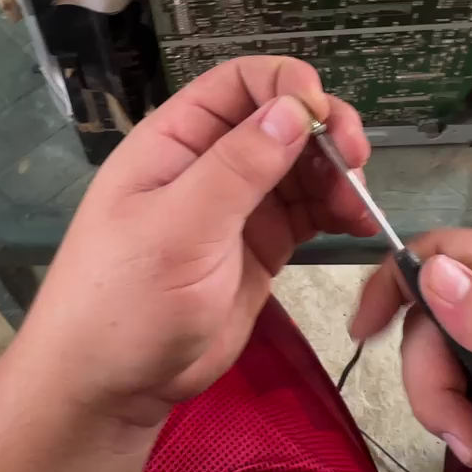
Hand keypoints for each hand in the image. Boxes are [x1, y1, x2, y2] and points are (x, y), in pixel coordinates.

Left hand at [17, 57, 375, 426]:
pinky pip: (308, 211)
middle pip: (280, 120)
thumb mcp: (179, 228)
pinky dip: (337, 210)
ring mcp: (239, 204)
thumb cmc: (126, 299)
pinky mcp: (262, 243)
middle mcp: (211, 162)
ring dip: (337, 174)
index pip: (237, 84)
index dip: (284, 84)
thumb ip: (239, 167)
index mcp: (177, 140)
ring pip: (301, 165)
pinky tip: (358, 223)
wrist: (113, 387)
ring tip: (359, 203)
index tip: (322, 112)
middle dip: (324, 130)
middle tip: (356, 160)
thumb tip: (295, 110)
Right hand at [350, 230, 471, 471]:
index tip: (366, 328)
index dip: (398, 279)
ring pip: (433, 354)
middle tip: (456, 424)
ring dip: (442, 404)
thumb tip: (430, 269)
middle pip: (430, 312)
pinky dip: (454, 420)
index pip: (447, 250)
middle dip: (429, 372)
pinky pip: (449, 388)